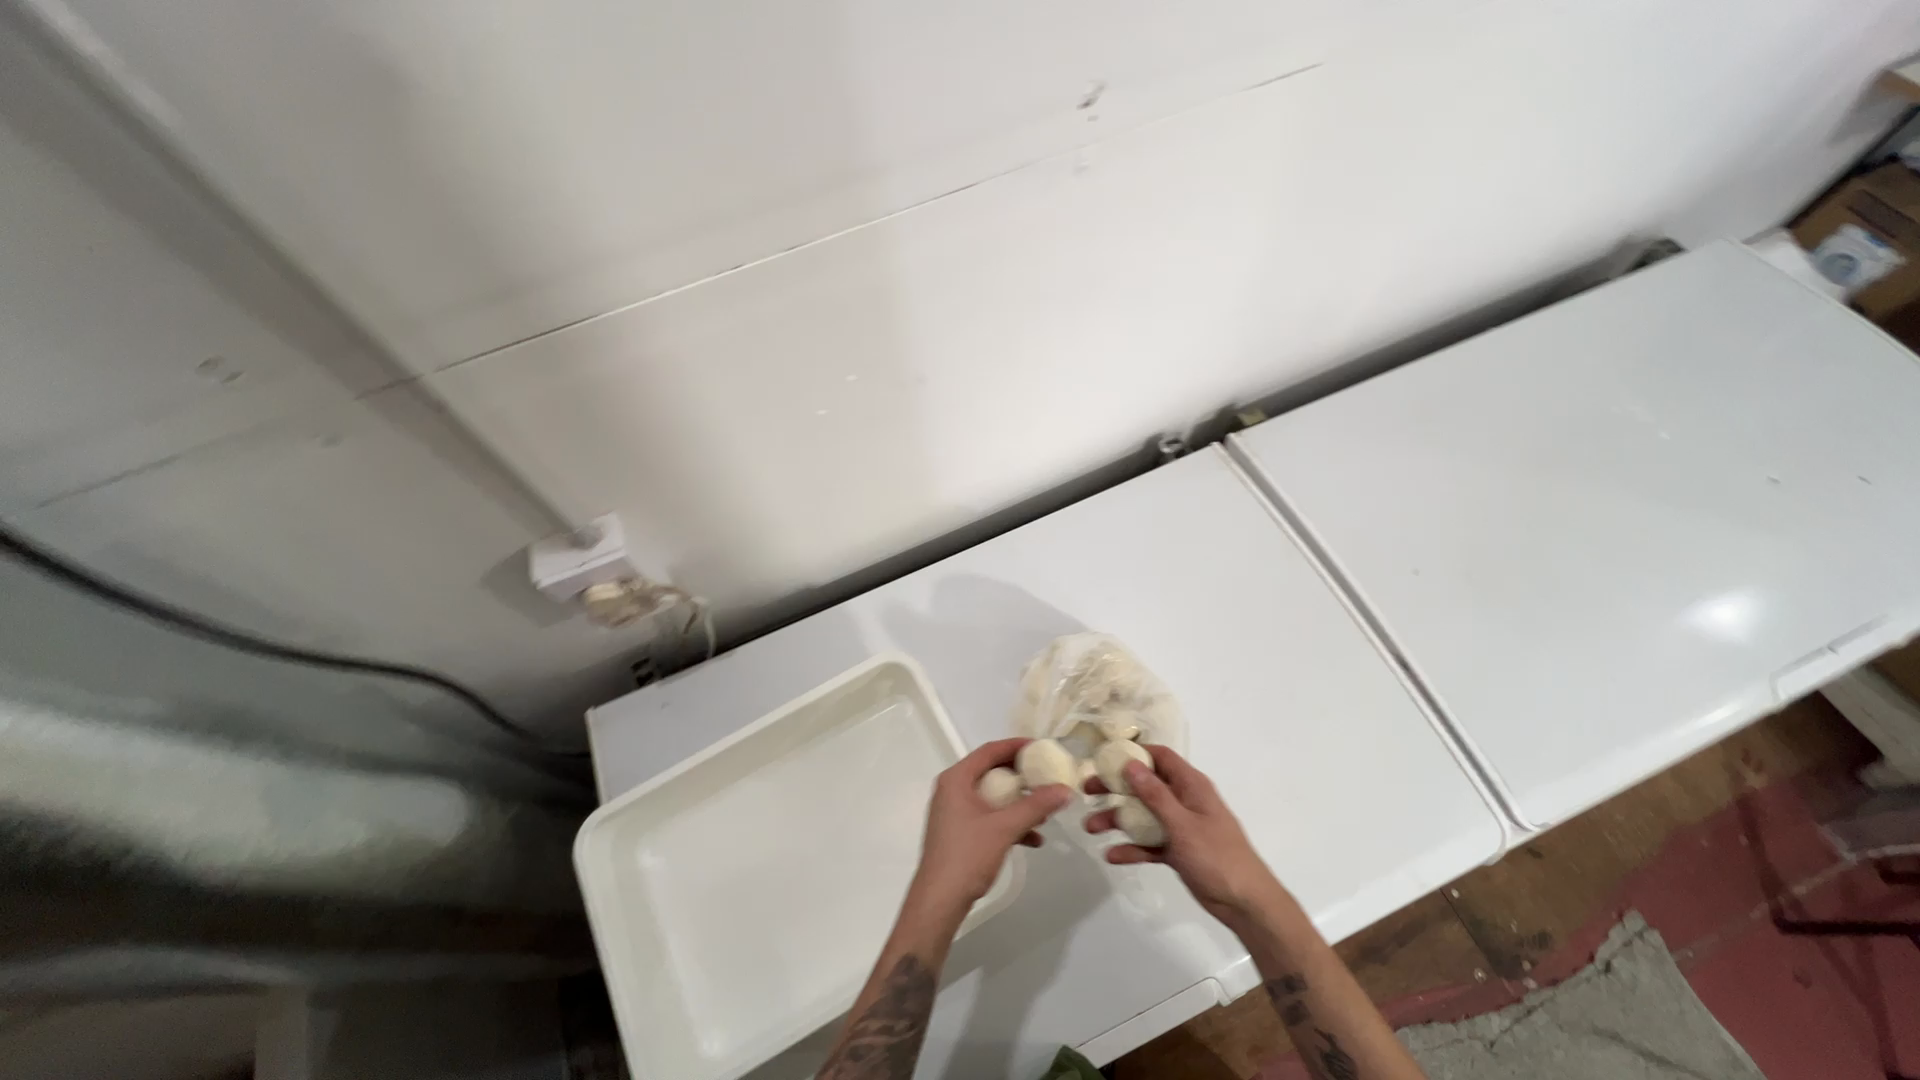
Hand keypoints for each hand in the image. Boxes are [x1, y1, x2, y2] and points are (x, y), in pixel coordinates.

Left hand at [909, 738, 1070, 916]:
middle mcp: (952, 789)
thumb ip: (1035, 806)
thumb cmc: (967, 856)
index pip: (989, 750)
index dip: (1016, 746)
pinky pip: (988, 817)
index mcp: (956, 779)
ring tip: (1045, 811)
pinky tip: (1034, 839)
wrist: (939, 900)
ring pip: (992, 796)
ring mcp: (954, 811)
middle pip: (992, 772)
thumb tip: (1065, 789)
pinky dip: (1009, 822)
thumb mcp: (1005, 827)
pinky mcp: (959, 831)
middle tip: (1047, 776)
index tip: (1042, 747)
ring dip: (1018, 803)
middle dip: (1022, 777)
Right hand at [1084, 745, 1286, 925]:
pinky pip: (1149, 843)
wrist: (1244, 902)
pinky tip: (1112, 855)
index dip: (1134, 753)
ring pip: (1143, 815)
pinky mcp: (1176, 850)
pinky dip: (1132, 847)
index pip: (1160, 757)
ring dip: (1118, 819)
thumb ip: (1156, 795)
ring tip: (1090, 828)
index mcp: (1191, 786)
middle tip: (1087, 791)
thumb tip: (1131, 764)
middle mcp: (1183, 801)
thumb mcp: (1183, 824)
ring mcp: (1179, 826)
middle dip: (1116, 788)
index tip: (1105, 758)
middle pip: (1145, 786)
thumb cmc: (1217, 856)